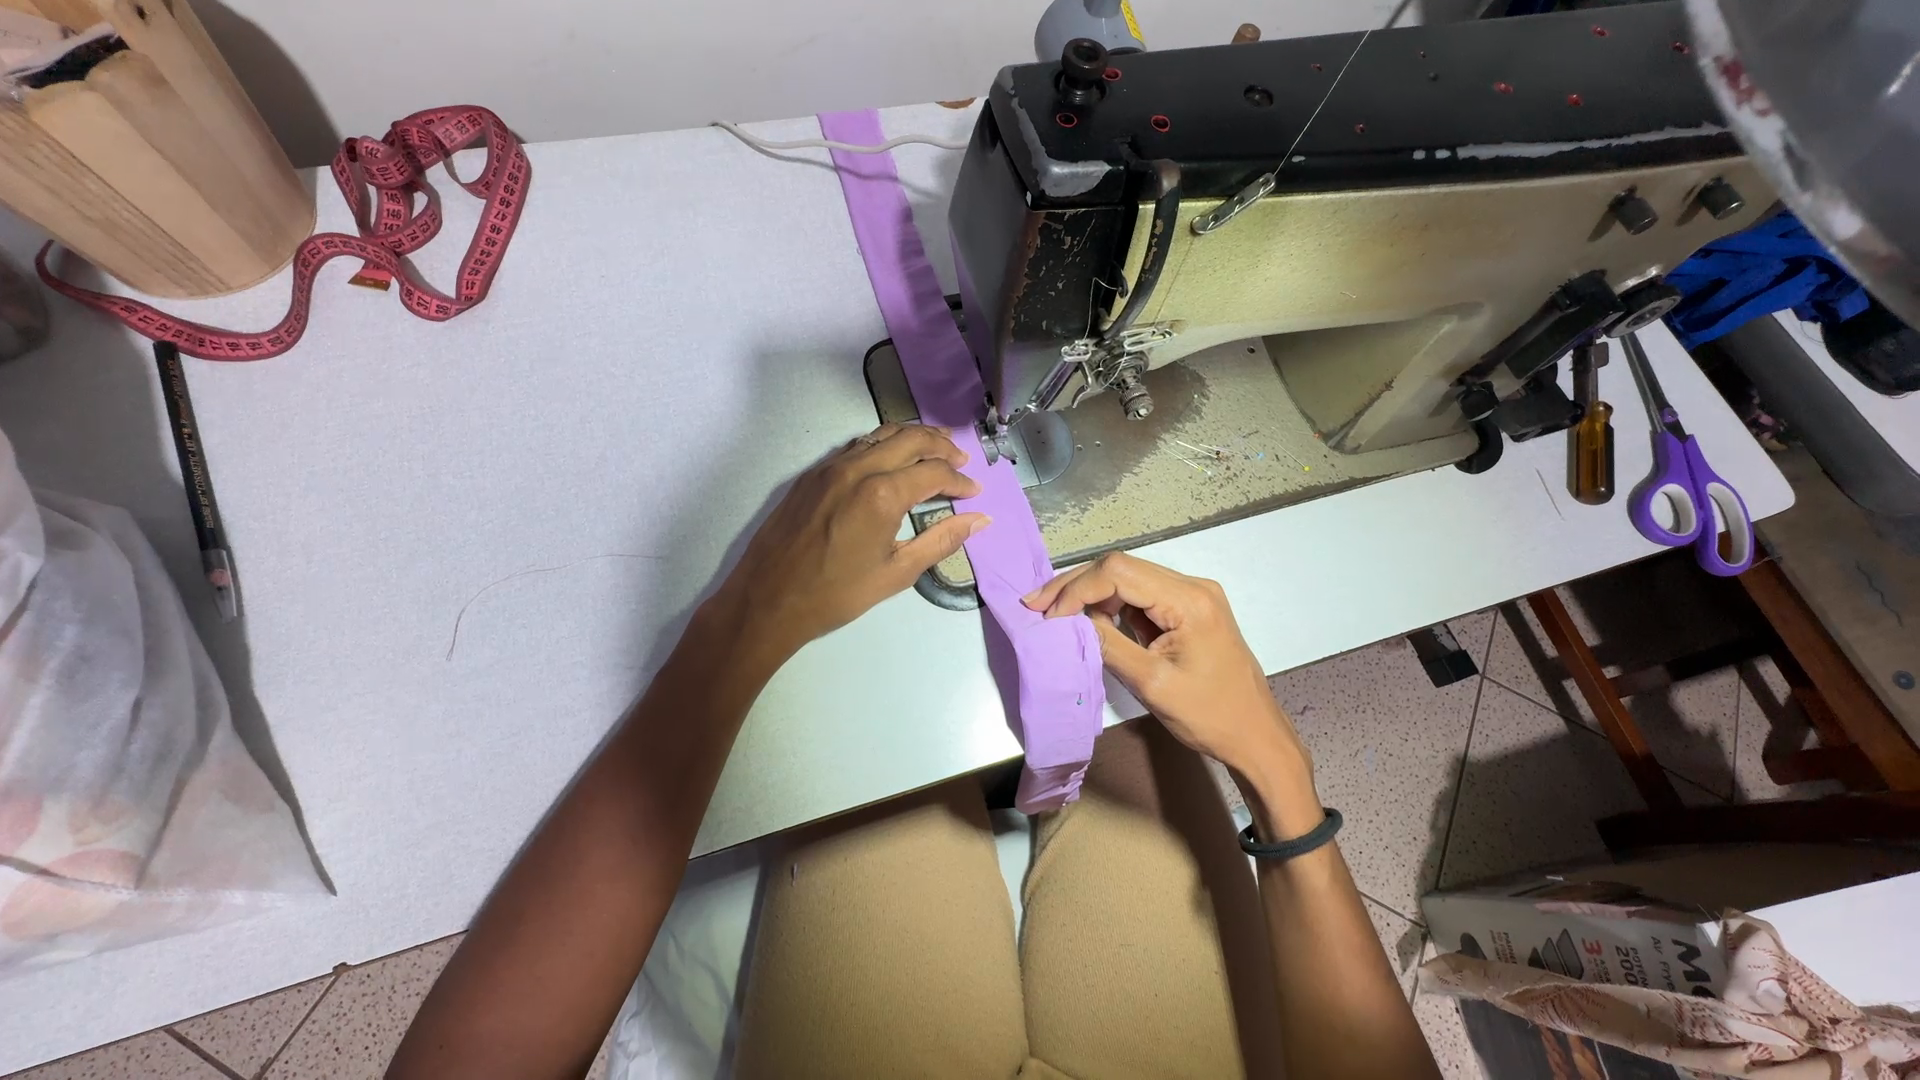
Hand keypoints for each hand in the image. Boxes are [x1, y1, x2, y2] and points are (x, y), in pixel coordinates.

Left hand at [712, 424, 989, 661]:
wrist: (768, 600)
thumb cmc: (836, 594)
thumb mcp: (896, 573)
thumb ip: (941, 540)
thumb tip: (980, 520)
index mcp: (882, 494)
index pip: (934, 471)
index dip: (960, 480)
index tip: (974, 492)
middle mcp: (858, 468)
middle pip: (911, 438)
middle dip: (942, 445)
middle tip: (962, 458)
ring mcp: (831, 466)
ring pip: (881, 434)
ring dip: (912, 438)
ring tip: (934, 451)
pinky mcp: (812, 473)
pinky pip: (856, 446)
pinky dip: (882, 445)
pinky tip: (890, 461)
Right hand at [1023, 553, 1317, 821]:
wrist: (1255, 736)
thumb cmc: (1209, 716)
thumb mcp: (1151, 683)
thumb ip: (1108, 643)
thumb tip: (1069, 620)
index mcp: (1189, 600)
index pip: (1118, 573)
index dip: (1077, 589)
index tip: (1049, 617)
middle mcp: (1192, 586)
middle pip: (1121, 568)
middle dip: (1075, 586)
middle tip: (1035, 605)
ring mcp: (1192, 595)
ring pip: (1127, 579)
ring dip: (1089, 594)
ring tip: (1052, 612)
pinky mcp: (1188, 609)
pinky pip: (1140, 596)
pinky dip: (1109, 605)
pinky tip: (1084, 617)